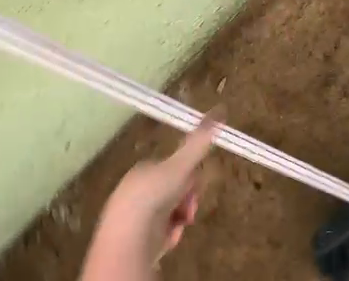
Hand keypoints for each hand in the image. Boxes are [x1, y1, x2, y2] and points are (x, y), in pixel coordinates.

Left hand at [81, 116, 219, 280]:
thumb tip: (220, 108)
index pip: (174, 165)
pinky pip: (163, 231)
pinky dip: (171, 233)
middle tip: (191, 204)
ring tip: (182, 221)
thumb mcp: (181, 164)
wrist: (128, 238)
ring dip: (182, 215)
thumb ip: (200, 141)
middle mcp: (139, 190)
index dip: (189, 172)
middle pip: (175, 188)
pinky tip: (170, 235)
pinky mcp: (138, 240)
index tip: (198, 178)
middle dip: (188, 196)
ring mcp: (137, 216)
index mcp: (145, 169)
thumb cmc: (153, 194)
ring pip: (172, 211)